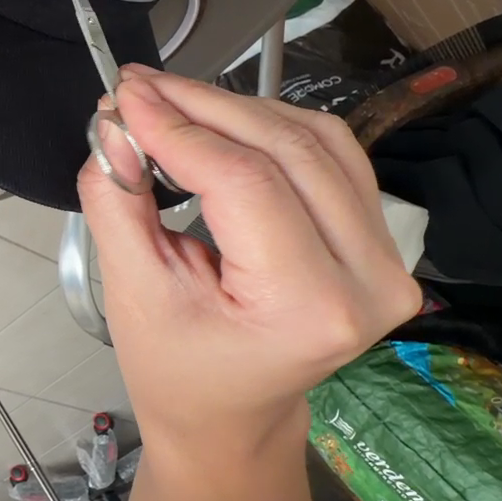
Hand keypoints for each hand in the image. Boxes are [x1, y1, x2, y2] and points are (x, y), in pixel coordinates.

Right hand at [78, 67, 421, 457]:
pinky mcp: (378, 241)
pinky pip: (330, 156)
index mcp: (308, 305)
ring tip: (166, 98)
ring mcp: (389, 258)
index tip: (121, 96)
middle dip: (203, 105)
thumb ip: (117, 204)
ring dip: (236, 107)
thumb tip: (112, 130)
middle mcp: (372, 277)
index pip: (245, 183)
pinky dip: (265, 125)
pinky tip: (213, 120)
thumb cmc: (172, 369)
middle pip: (290, 150)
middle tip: (136, 85)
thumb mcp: (131, 291)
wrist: (227, 414)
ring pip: (318, 141)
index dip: (177, 129)